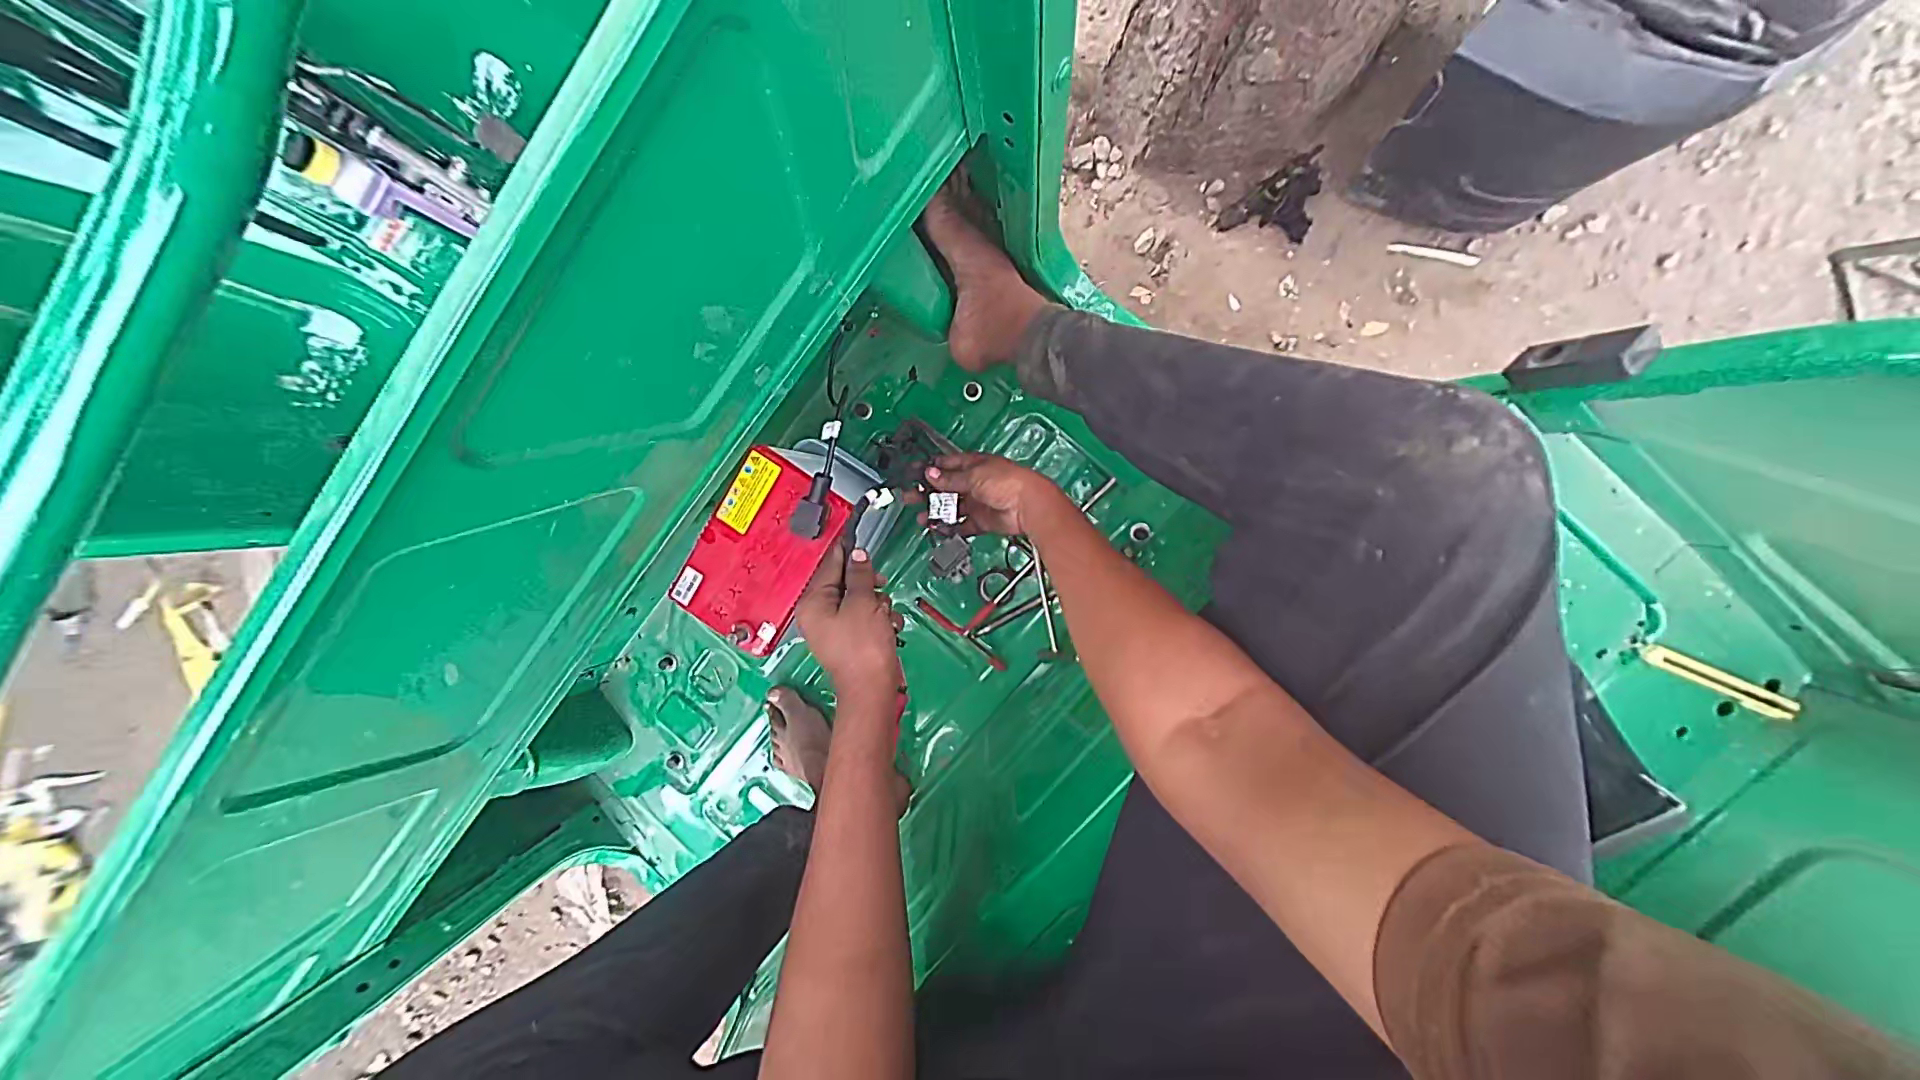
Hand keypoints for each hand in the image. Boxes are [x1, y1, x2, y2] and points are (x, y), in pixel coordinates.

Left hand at [796, 545, 900, 705]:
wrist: (873, 688)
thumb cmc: (863, 648)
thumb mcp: (863, 602)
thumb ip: (860, 575)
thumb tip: (858, 556)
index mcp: (813, 603)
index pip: (829, 565)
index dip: (847, 551)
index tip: (857, 536)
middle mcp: (819, 614)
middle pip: (846, 582)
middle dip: (868, 585)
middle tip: (879, 587)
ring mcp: (835, 628)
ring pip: (861, 599)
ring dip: (879, 604)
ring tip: (884, 617)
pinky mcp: (852, 639)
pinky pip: (867, 617)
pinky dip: (881, 619)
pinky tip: (888, 627)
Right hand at [921, 454, 1066, 535]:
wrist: (1028, 505)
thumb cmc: (1009, 482)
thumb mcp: (974, 476)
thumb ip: (951, 478)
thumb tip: (931, 474)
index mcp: (974, 465)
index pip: (947, 465)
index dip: (931, 469)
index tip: (915, 474)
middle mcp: (976, 483)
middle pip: (946, 488)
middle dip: (928, 493)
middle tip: (912, 497)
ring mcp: (979, 502)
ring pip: (952, 508)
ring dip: (936, 512)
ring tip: (922, 517)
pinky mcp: (983, 520)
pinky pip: (963, 525)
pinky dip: (951, 527)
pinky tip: (939, 528)